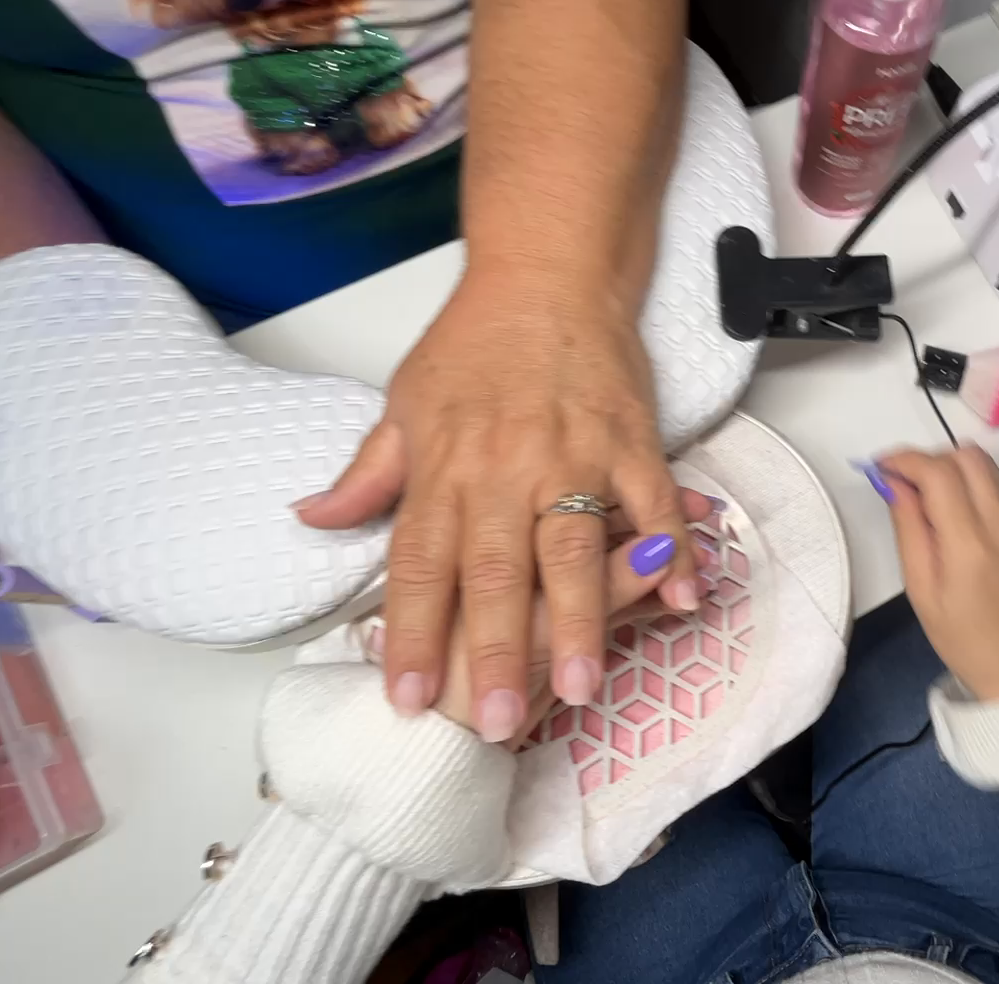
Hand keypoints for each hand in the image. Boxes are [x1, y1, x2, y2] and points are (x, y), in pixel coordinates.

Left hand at [297, 292, 694, 741]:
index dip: (412, 633)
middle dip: (494, 650)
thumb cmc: (478, 340)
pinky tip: (683, 596)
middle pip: (494, 570)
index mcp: (446, 462)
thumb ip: (371, 469)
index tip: (408, 698)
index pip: (419, 562)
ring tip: (580, 685)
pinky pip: (653, 502)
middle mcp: (506, 466)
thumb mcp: (407, 399)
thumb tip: (315, 519)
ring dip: (579, 619)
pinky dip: (670, 550)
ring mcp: (576, 453)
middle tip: (494, 720)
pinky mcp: (631, 440)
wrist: (548, 278)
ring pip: (573, 547)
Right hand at [875, 447, 998, 701]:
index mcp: (969, 543)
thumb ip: (908, 529)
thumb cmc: (961, 638)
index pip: (939, 473)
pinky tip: (943, 501)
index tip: (878, 468)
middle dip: (926, 458)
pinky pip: (991, 481)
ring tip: (919, 491)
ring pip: (982, 463)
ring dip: (946, 463)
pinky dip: (964, 476)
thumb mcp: (921, 589)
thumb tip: (893, 483)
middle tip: (898, 480)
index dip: (904, 460)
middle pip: (965, 455)